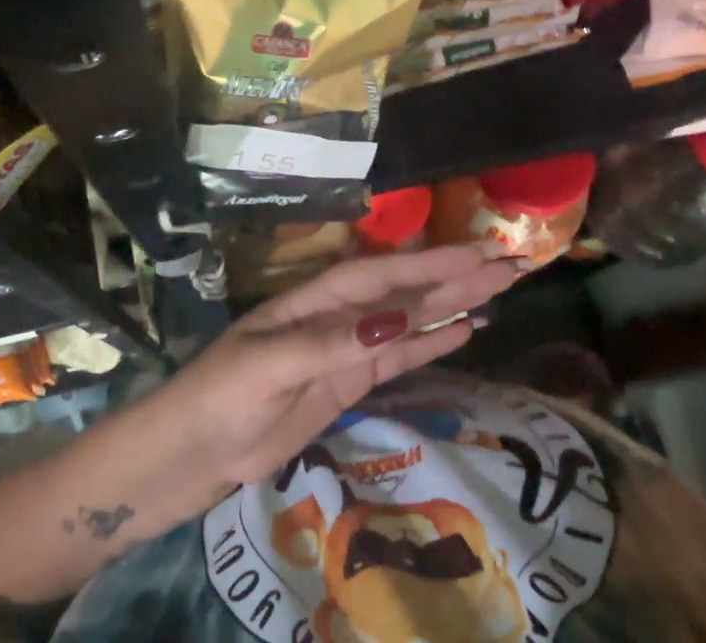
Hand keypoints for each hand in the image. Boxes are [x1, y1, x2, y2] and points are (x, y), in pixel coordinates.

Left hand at [159, 244, 517, 487]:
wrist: (195, 450)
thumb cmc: (220, 396)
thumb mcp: (267, 366)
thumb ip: (330, 345)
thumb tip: (394, 323)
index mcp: (313, 301)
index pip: (380, 275)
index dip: (428, 265)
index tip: (477, 255)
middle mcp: (336, 318)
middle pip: (403, 292)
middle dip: (454, 278)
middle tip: (510, 266)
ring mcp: (345, 351)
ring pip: (408, 321)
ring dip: (452, 305)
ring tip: (500, 290)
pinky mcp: (349, 384)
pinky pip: (398, 358)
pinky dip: (432, 344)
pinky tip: (465, 330)